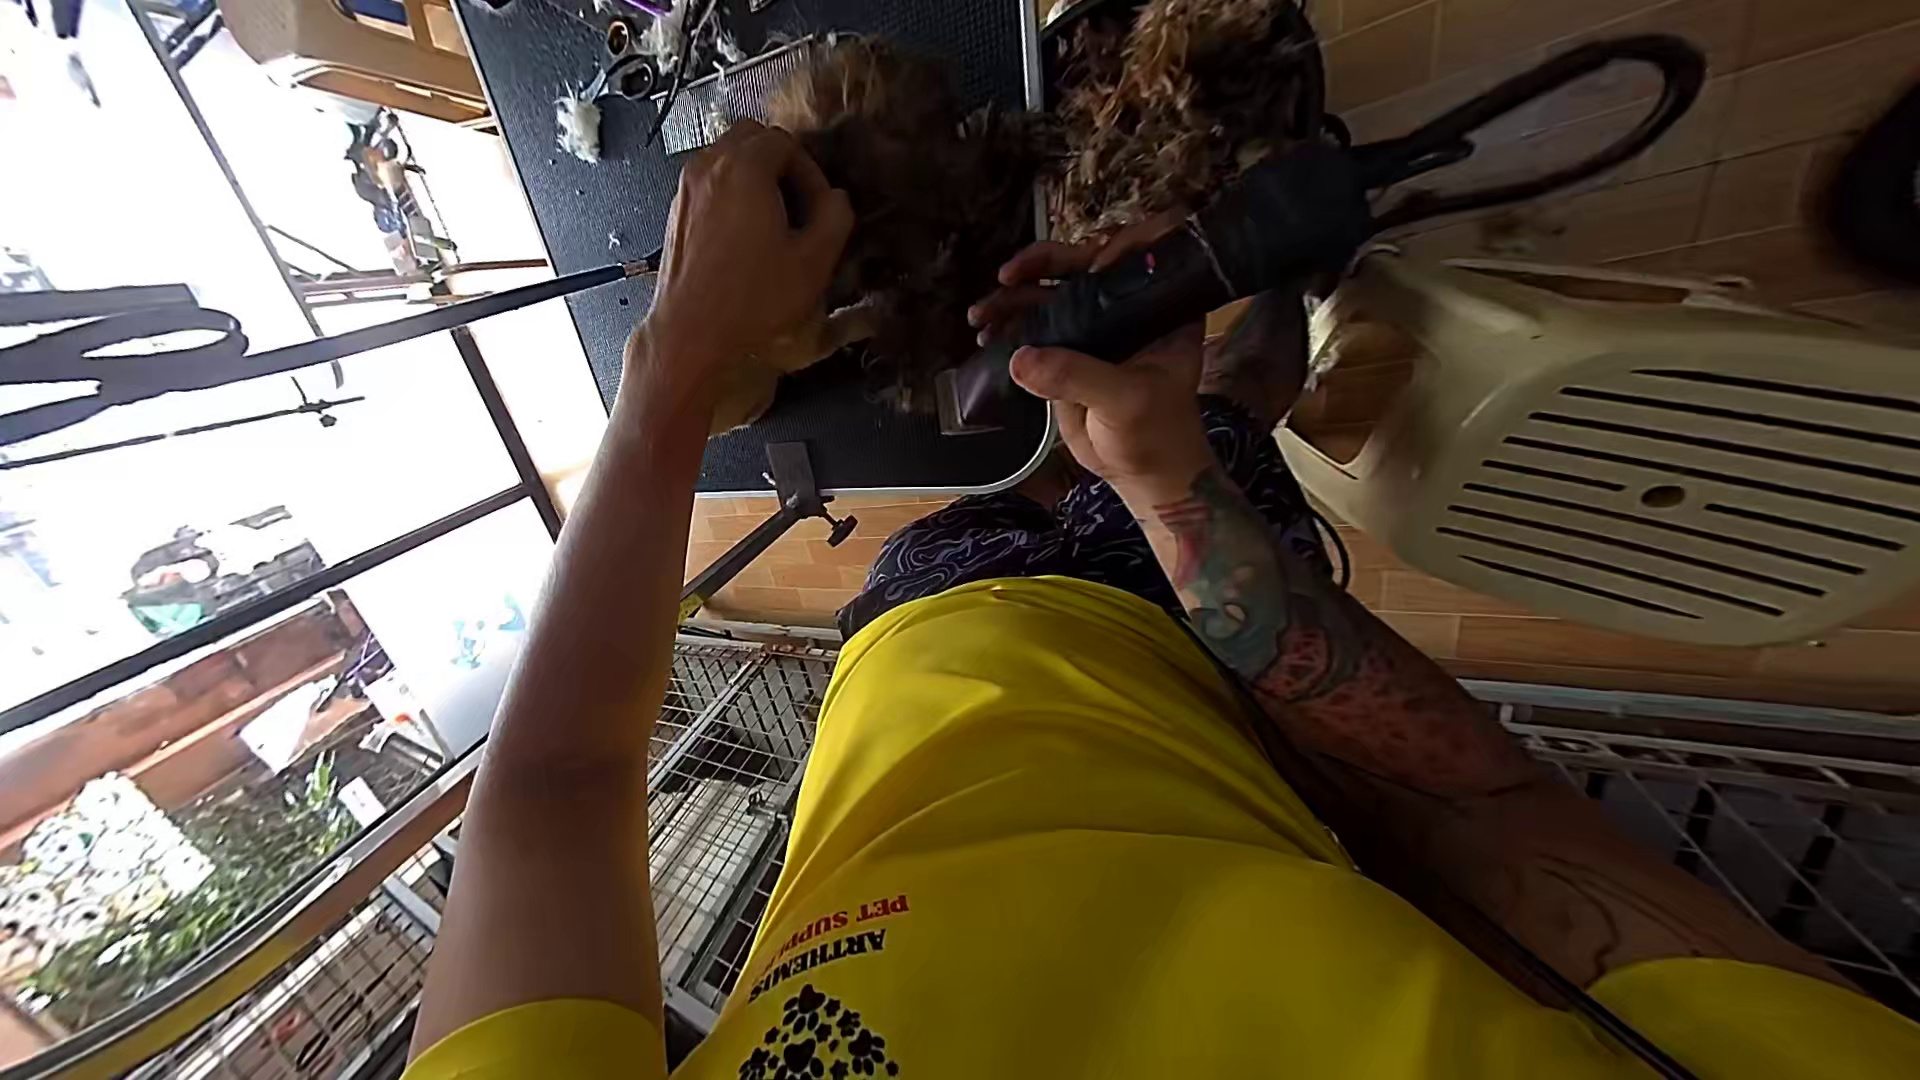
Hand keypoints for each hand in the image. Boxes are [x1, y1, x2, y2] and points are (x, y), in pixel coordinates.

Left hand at [629, 120, 853, 406]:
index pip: (787, 143)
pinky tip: (750, 246)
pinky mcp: (677, 217)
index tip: (822, 212)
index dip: (812, 175)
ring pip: (729, 163)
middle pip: (753, 140)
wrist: (694, 336)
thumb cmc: (755, 303)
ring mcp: (687, 191)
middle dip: (783, 169)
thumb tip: (837, 200)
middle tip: (802, 212)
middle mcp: (709, 168)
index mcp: (745, 168)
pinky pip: (712, 190)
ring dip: (759, 185)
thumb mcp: (814, 264)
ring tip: (778, 232)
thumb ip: (836, 219)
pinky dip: (735, 202)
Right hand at [970, 223, 1213, 502]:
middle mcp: (1124, 309)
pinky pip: (1033, 330)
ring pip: (1049, 297)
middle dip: (1041, 265)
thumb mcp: (1125, 401)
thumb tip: (1019, 359)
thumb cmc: (1154, 433)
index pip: (1138, 254)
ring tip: (982, 313)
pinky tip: (986, 333)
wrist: (1140, 472)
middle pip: (1080, 266)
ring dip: (1012, 299)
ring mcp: (1092, 330)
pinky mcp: (1066, 354)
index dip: (1111, 249)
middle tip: (1008, 275)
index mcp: (1157, 307)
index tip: (1087, 269)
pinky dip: (1007, 328)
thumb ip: (1077, 377)